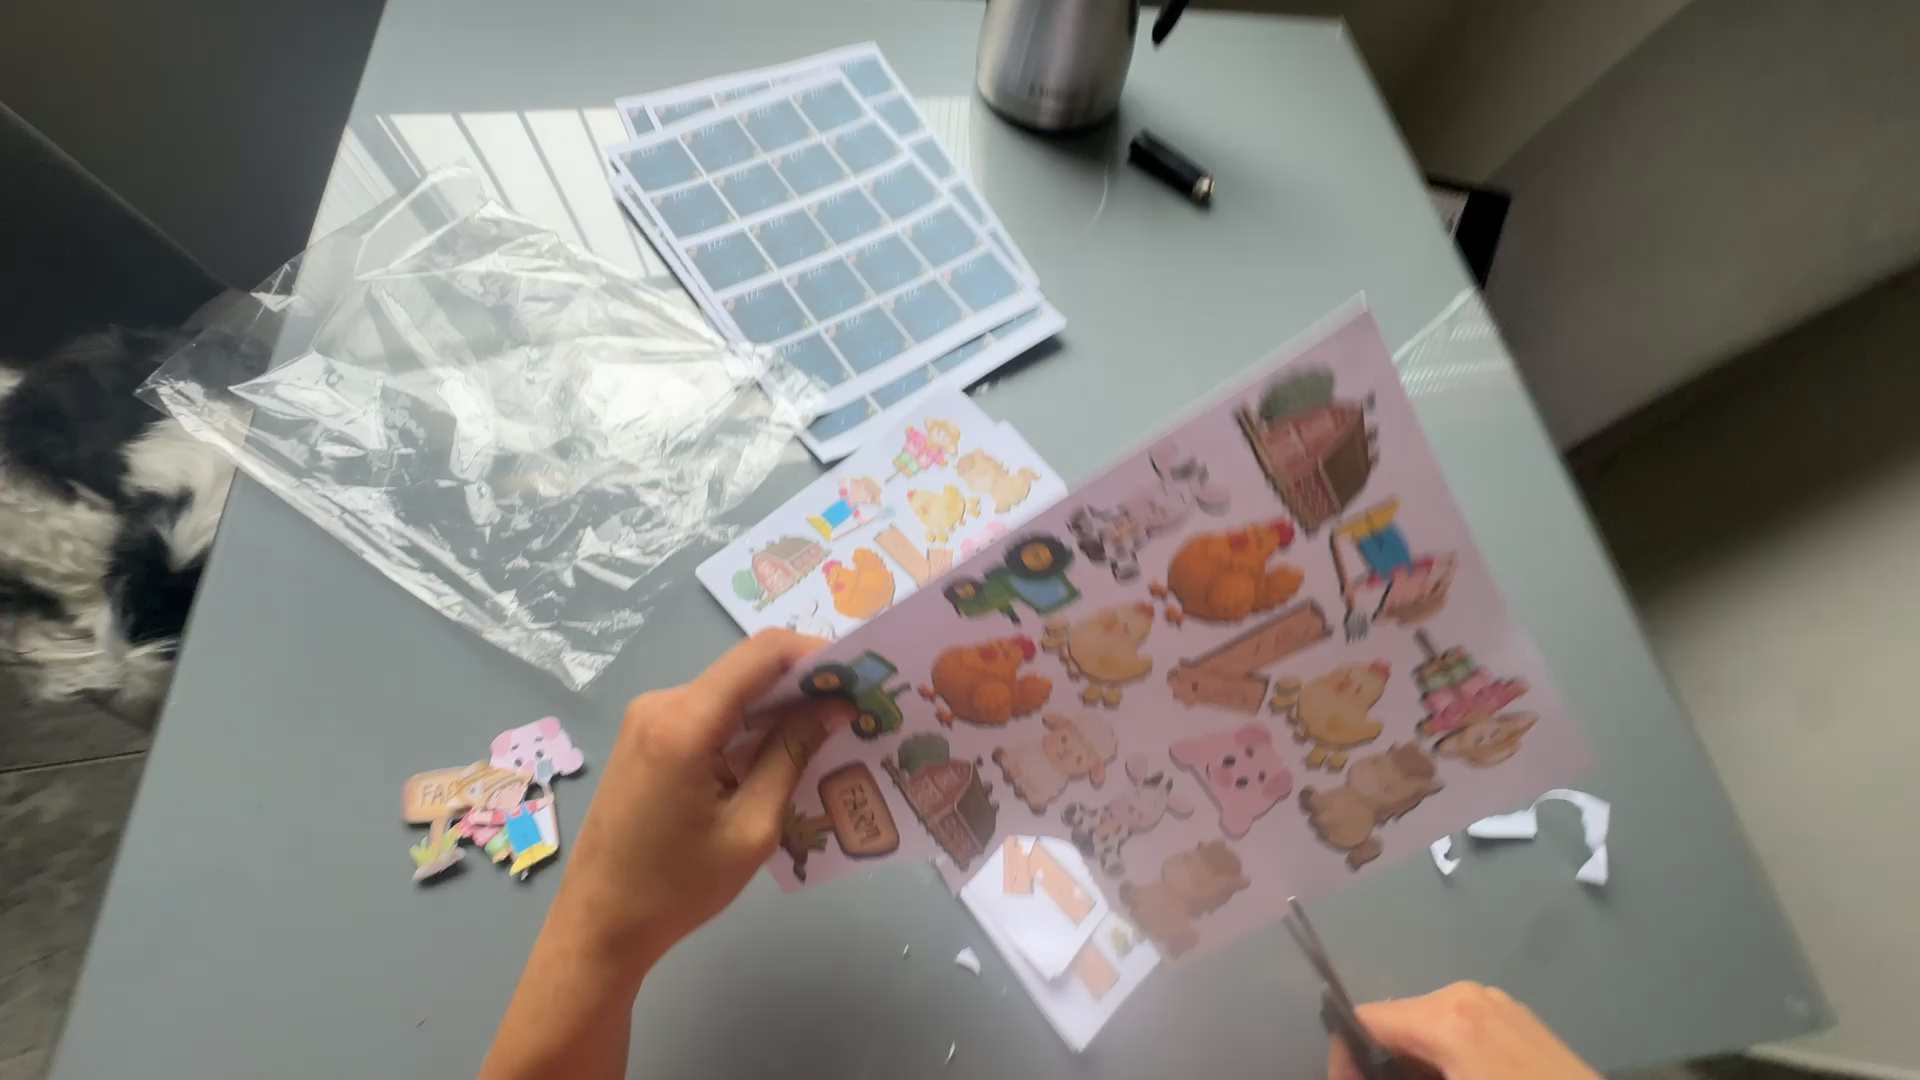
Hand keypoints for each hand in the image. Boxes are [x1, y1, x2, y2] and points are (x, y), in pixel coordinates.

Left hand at [549, 630, 850, 984]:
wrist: (595, 929)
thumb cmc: (676, 889)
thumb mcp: (752, 826)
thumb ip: (793, 754)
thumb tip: (836, 705)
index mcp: (684, 722)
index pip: (763, 652)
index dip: (816, 654)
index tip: (858, 677)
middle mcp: (663, 703)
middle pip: (749, 668)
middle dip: (805, 682)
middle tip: (853, 707)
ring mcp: (651, 717)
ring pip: (734, 689)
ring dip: (780, 705)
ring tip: (826, 732)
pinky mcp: (650, 735)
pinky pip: (713, 711)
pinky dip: (751, 722)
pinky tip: (780, 750)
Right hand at [1329, 982, 1602, 1079]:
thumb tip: (1350, 1074)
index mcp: (1448, 1018)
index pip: (1366, 1018)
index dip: (1346, 1056)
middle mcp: (1466, 996)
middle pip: (1397, 1020)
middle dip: (1384, 1062)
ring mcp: (1497, 1005)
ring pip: (1428, 1025)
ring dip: (1416, 1063)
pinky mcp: (1519, 1021)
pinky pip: (1460, 1029)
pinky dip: (1447, 1057)